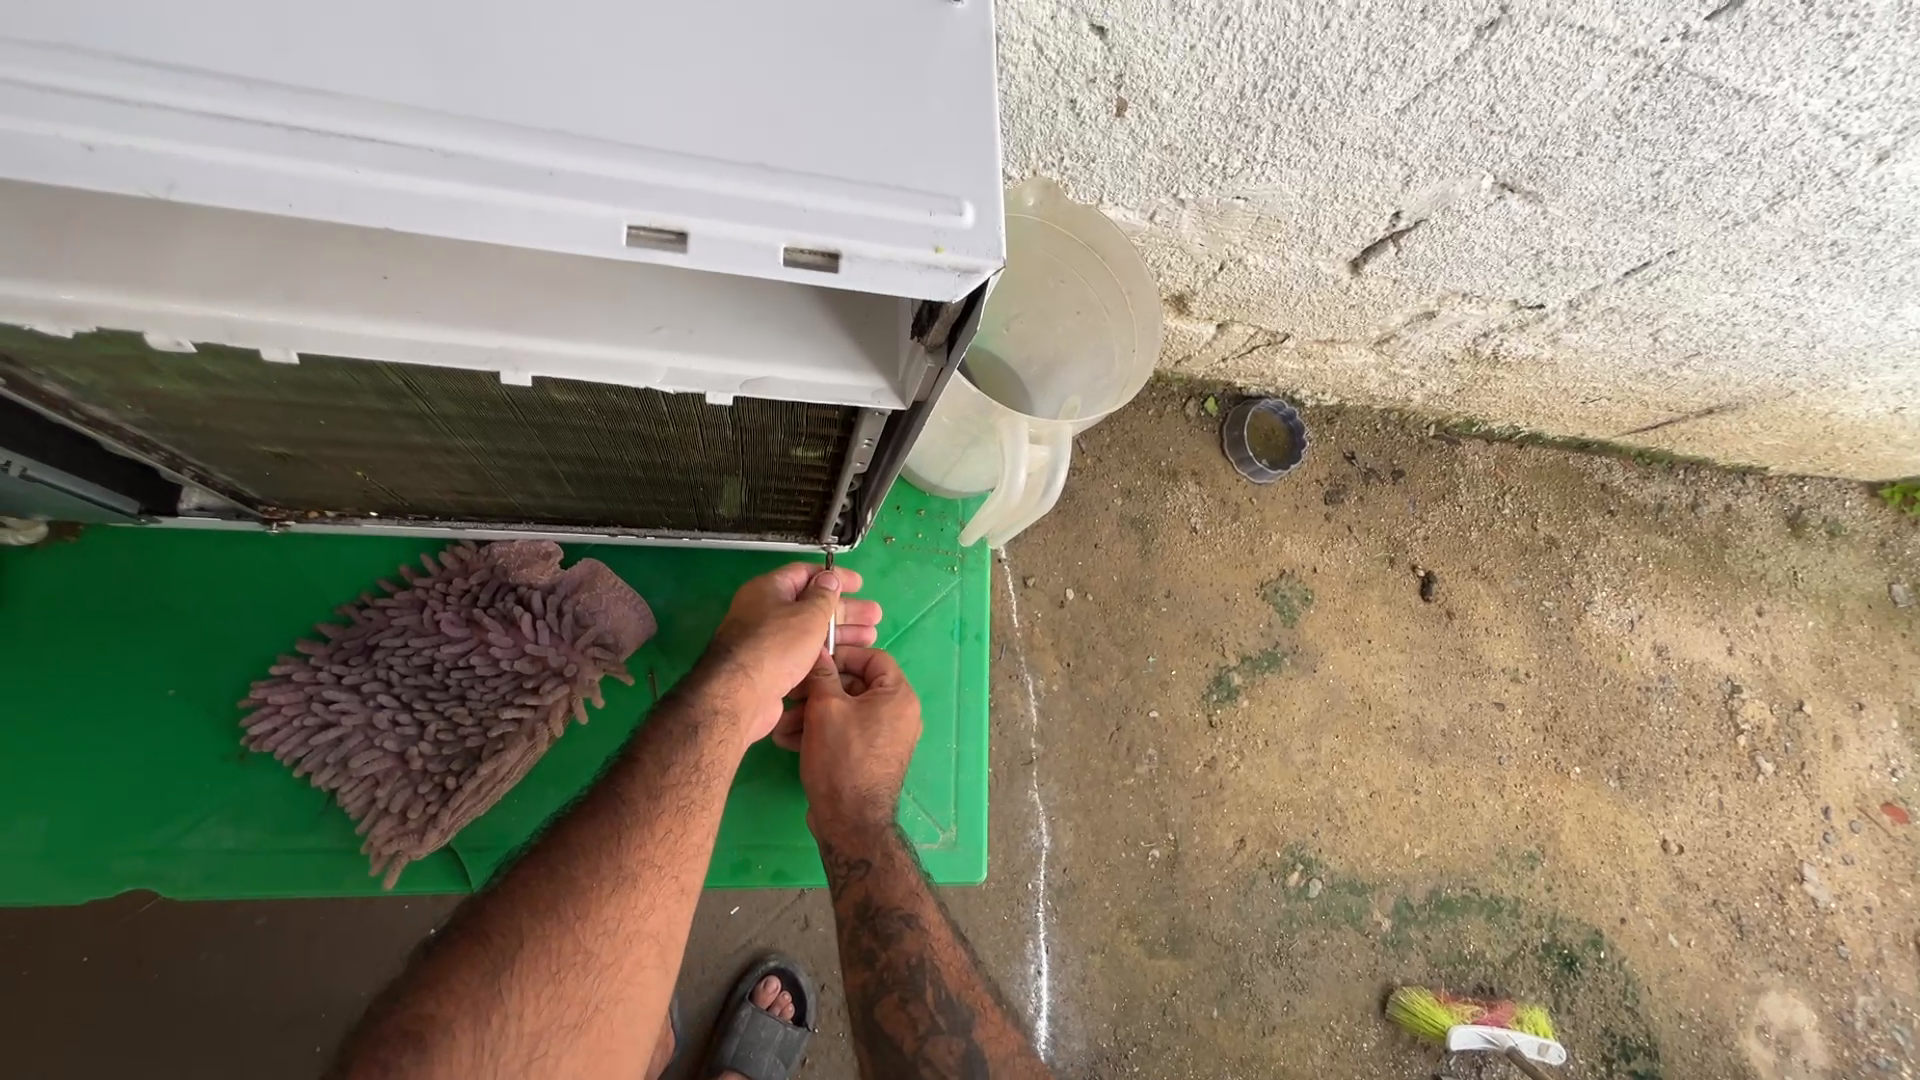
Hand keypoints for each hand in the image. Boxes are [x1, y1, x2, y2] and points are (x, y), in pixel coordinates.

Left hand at [703, 563, 881, 747]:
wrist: (741, 695)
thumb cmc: (776, 646)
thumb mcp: (808, 614)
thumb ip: (824, 595)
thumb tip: (829, 578)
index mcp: (770, 590)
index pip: (806, 574)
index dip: (835, 577)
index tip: (859, 584)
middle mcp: (766, 613)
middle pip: (813, 605)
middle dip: (846, 611)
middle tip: (875, 616)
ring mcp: (768, 643)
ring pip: (811, 633)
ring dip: (841, 634)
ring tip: (870, 638)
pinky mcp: (772, 669)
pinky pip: (804, 656)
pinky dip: (826, 655)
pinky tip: (848, 660)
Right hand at [772, 646, 922, 835]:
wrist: (850, 822)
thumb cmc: (841, 758)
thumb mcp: (826, 709)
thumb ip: (822, 675)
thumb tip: (820, 653)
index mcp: (898, 696)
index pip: (873, 658)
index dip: (842, 655)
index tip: (814, 660)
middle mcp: (898, 714)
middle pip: (855, 686)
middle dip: (818, 691)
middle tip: (790, 694)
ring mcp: (884, 737)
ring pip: (845, 711)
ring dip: (811, 714)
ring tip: (781, 724)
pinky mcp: (869, 757)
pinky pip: (845, 732)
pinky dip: (820, 732)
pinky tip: (788, 740)